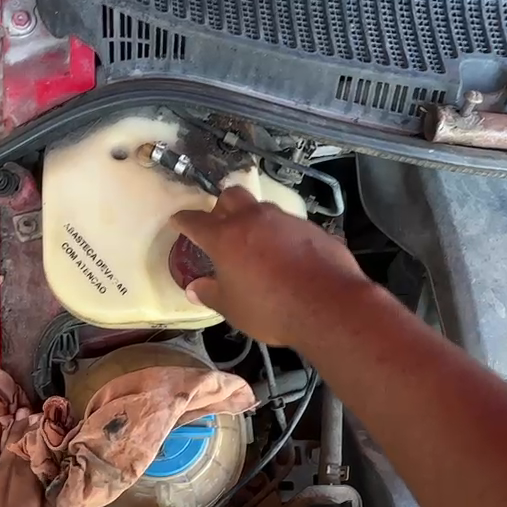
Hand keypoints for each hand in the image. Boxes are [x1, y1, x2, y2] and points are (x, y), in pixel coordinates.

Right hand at [171, 187, 374, 345]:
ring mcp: (285, 220)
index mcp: (225, 238)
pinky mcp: (311, 228)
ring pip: (262, 209)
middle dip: (221, 207)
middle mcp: (253, 220)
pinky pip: (289, 225)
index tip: (177, 220)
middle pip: (231, 196)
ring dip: (253, 220)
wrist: (328, 305)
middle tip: (219, 225)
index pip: (195, 221)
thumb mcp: (233, 309)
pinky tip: (286, 257)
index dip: (183, 220)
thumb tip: (194, 288)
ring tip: (255, 244)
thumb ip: (211, 294)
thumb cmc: (271, 310)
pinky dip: (281, 235)